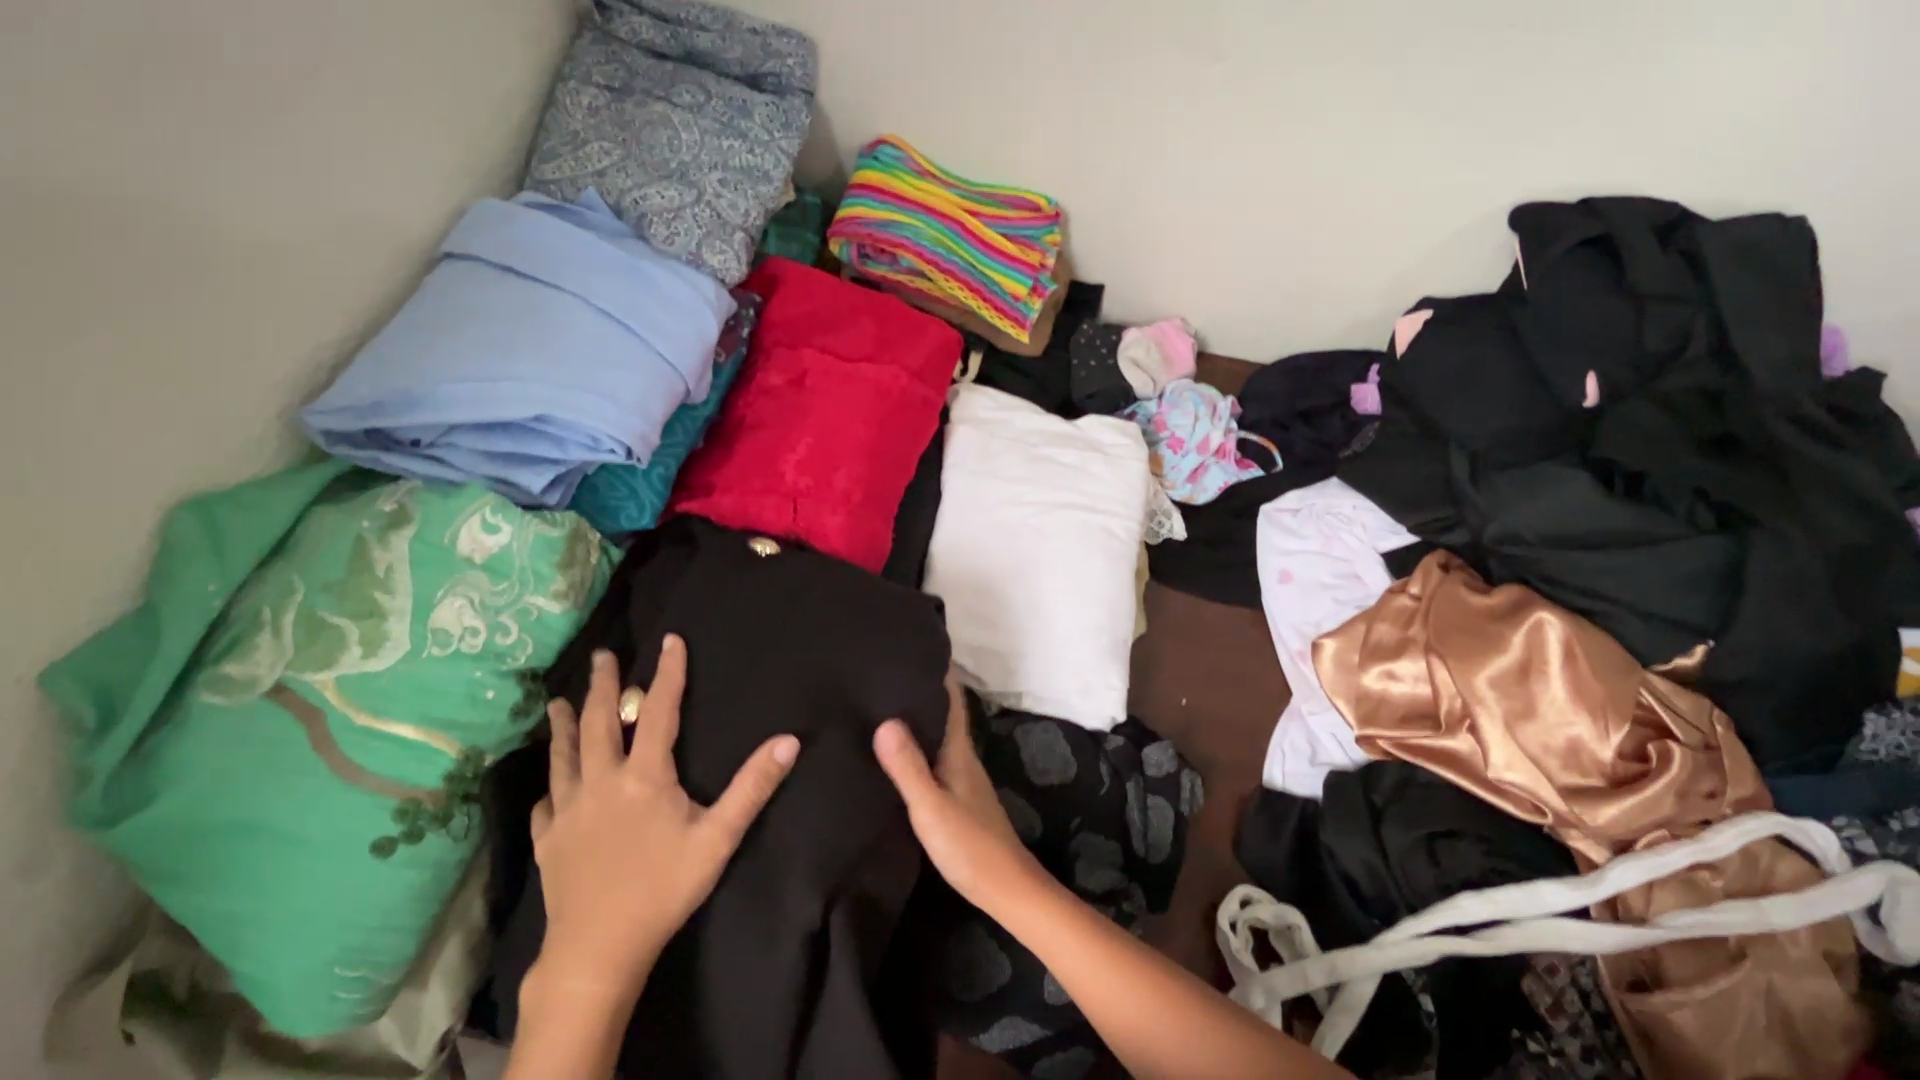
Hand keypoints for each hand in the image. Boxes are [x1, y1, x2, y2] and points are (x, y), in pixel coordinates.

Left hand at [530, 636, 799, 998]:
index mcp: (644, 777)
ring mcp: (568, 811)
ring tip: (559, 702)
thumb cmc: (664, 889)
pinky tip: (548, 788)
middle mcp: (601, 782)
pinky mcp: (548, 840)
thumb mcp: (719, 839)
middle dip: (603, 685)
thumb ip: (752, 788)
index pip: (658, 712)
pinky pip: (546, 804)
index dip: (667, 674)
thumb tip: (788, 741)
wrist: (598, 948)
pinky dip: (550, 788)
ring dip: (564, 725)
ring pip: (563, 756)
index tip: (670, 640)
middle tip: (602, 656)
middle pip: (600, 723)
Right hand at [873, 675, 1045, 913]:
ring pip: (938, 738)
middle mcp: (962, 758)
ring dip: (918, 721)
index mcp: (958, 752)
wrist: (1005, 889)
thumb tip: (885, 719)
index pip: (950, 701)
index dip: (938, 673)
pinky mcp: (958, 799)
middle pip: (942, 716)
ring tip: (883, 706)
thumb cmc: (969, 845)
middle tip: (886, 672)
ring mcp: (962, 780)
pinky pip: (934, 760)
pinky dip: (917, 749)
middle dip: (920, 692)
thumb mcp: (931, 807)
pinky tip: (897, 756)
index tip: (916, 646)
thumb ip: (908, 767)